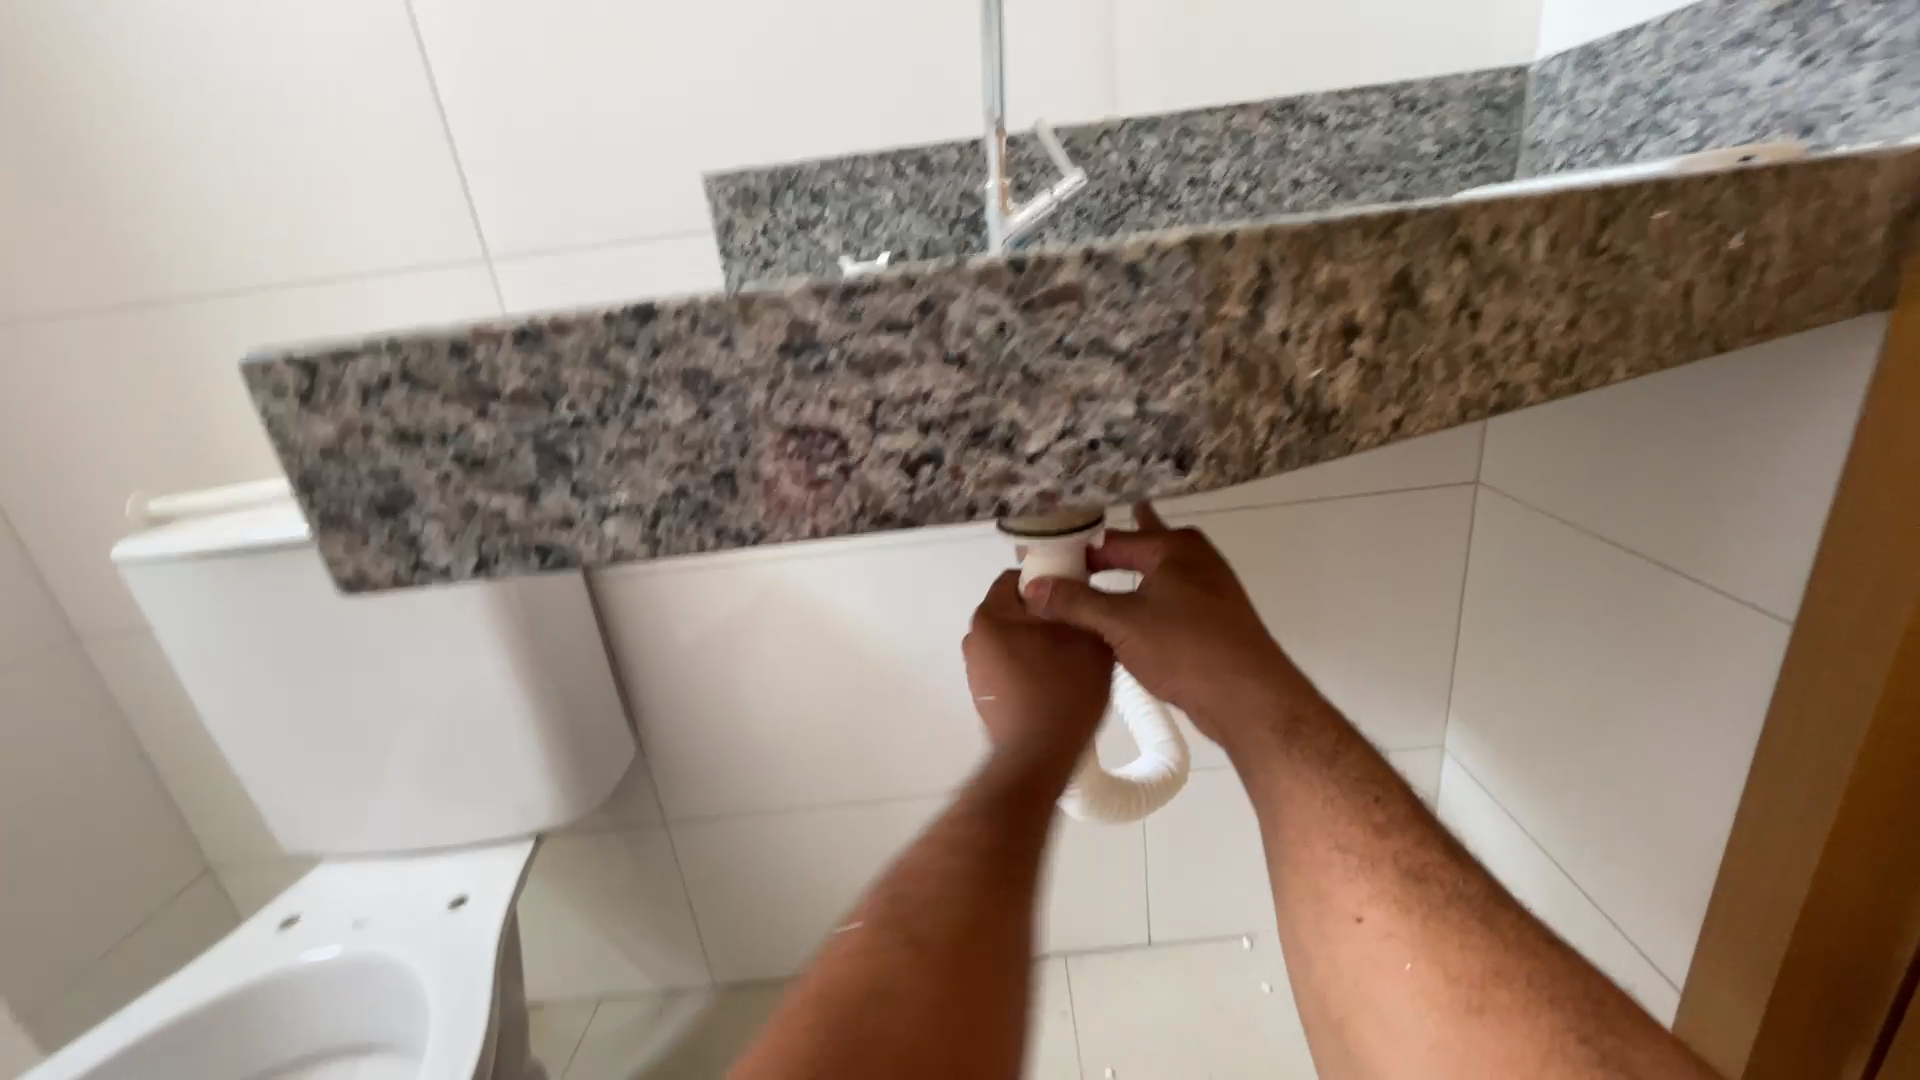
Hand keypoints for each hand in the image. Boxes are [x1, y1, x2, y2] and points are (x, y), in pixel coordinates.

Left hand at [964, 570, 1113, 781]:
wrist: (1039, 757)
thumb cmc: (1063, 691)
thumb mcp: (1086, 637)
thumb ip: (1078, 603)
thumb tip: (1071, 587)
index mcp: (990, 617)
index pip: (1017, 578)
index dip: (1050, 580)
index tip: (1076, 594)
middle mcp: (974, 639)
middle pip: (1014, 610)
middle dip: (1045, 614)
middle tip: (1079, 627)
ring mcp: (976, 670)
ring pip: (1013, 639)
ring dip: (1039, 642)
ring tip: (1072, 659)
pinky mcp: (984, 695)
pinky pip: (1010, 666)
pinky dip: (1031, 667)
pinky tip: (1057, 683)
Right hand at [1022, 503, 1323, 754]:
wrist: (1249, 698)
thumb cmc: (1185, 648)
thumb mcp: (1120, 623)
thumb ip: (1075, 603)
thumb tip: (1030, 588)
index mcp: (1174, 546)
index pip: (1110, 539)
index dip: (1074, 549)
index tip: (1042, 558)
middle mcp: (1194, 558)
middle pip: (1137, 548)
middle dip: (1104, 551)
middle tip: (1065, 554)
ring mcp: (1207, 588)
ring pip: (1152, 574)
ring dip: (1123, 575)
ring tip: (1091, 574)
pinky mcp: (1210, 618)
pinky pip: (1164, 598)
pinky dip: (1140, 598)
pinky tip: (1124, 612)